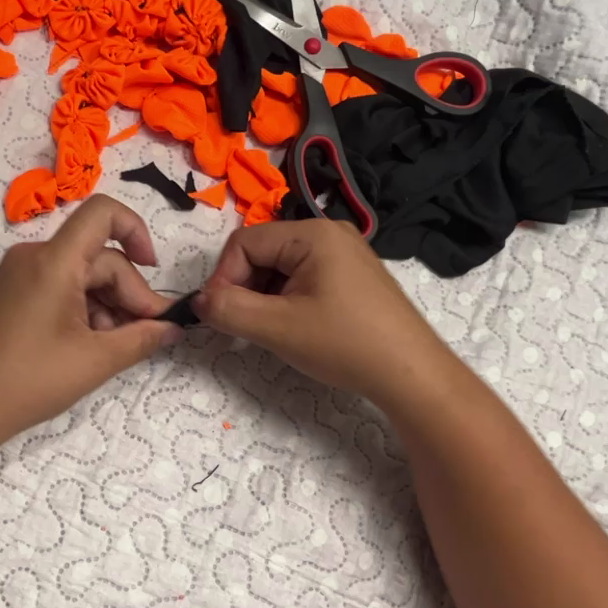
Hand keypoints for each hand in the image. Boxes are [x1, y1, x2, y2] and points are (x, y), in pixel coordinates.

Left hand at [0, 196, 180, 444]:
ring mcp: (18, 275)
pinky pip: (58, 287)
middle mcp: (33, 256)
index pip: (103, 213)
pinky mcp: (11, 294)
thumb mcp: (95, 361)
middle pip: (97, 255)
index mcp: (53, 261)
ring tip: (114, 347)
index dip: (137, 231)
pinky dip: (82, 309)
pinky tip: (90, 344)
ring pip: (80, 274)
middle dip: (127, 291)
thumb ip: (141, 338)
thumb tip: (173, 327)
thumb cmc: (29, 381)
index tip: (154, 270)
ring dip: (107, 305)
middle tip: (146, 333)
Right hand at [193, 218, 444, 401]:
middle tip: (243, 326)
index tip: (220, 315)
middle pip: (262, 252)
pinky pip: (303, 278)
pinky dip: (286, 301)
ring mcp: (344, 254)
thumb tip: (197, 302)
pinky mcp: (352, 277)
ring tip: (270, 331)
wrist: (410, 374)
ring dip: (263, 298)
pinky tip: (293, 328)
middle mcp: (329, 234)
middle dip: (244, 288)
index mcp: (312, 233)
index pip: (244, 243)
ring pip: (280, 268)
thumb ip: (227, 310)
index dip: (223, 278)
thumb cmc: (343, 344)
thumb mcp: (276, 328)